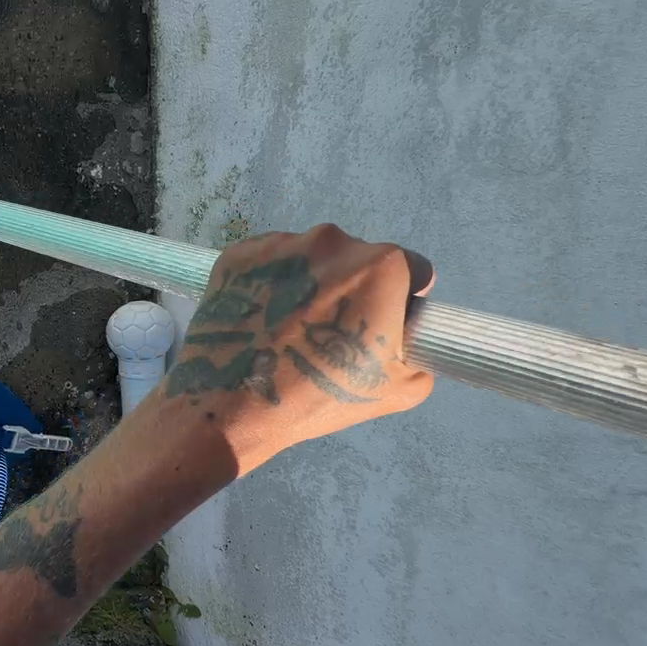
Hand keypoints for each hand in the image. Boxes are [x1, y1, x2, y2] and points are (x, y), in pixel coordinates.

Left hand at [158, 224, 434, 472]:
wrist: (227, 403)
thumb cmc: (316, 397)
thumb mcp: (400, 388)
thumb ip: (418, 352)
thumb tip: (405, 340)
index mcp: (379, 265)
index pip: (409, 269)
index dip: (401, 296)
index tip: (379, 320)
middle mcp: (328, 242)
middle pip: (354, 259)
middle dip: (349, 288)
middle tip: (325, 328)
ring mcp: (275, 246)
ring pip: (308, 258)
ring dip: (306, 282)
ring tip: (286, 324)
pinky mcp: (234, 257)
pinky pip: (266, 263)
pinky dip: (268, 281)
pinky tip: (260, 314)